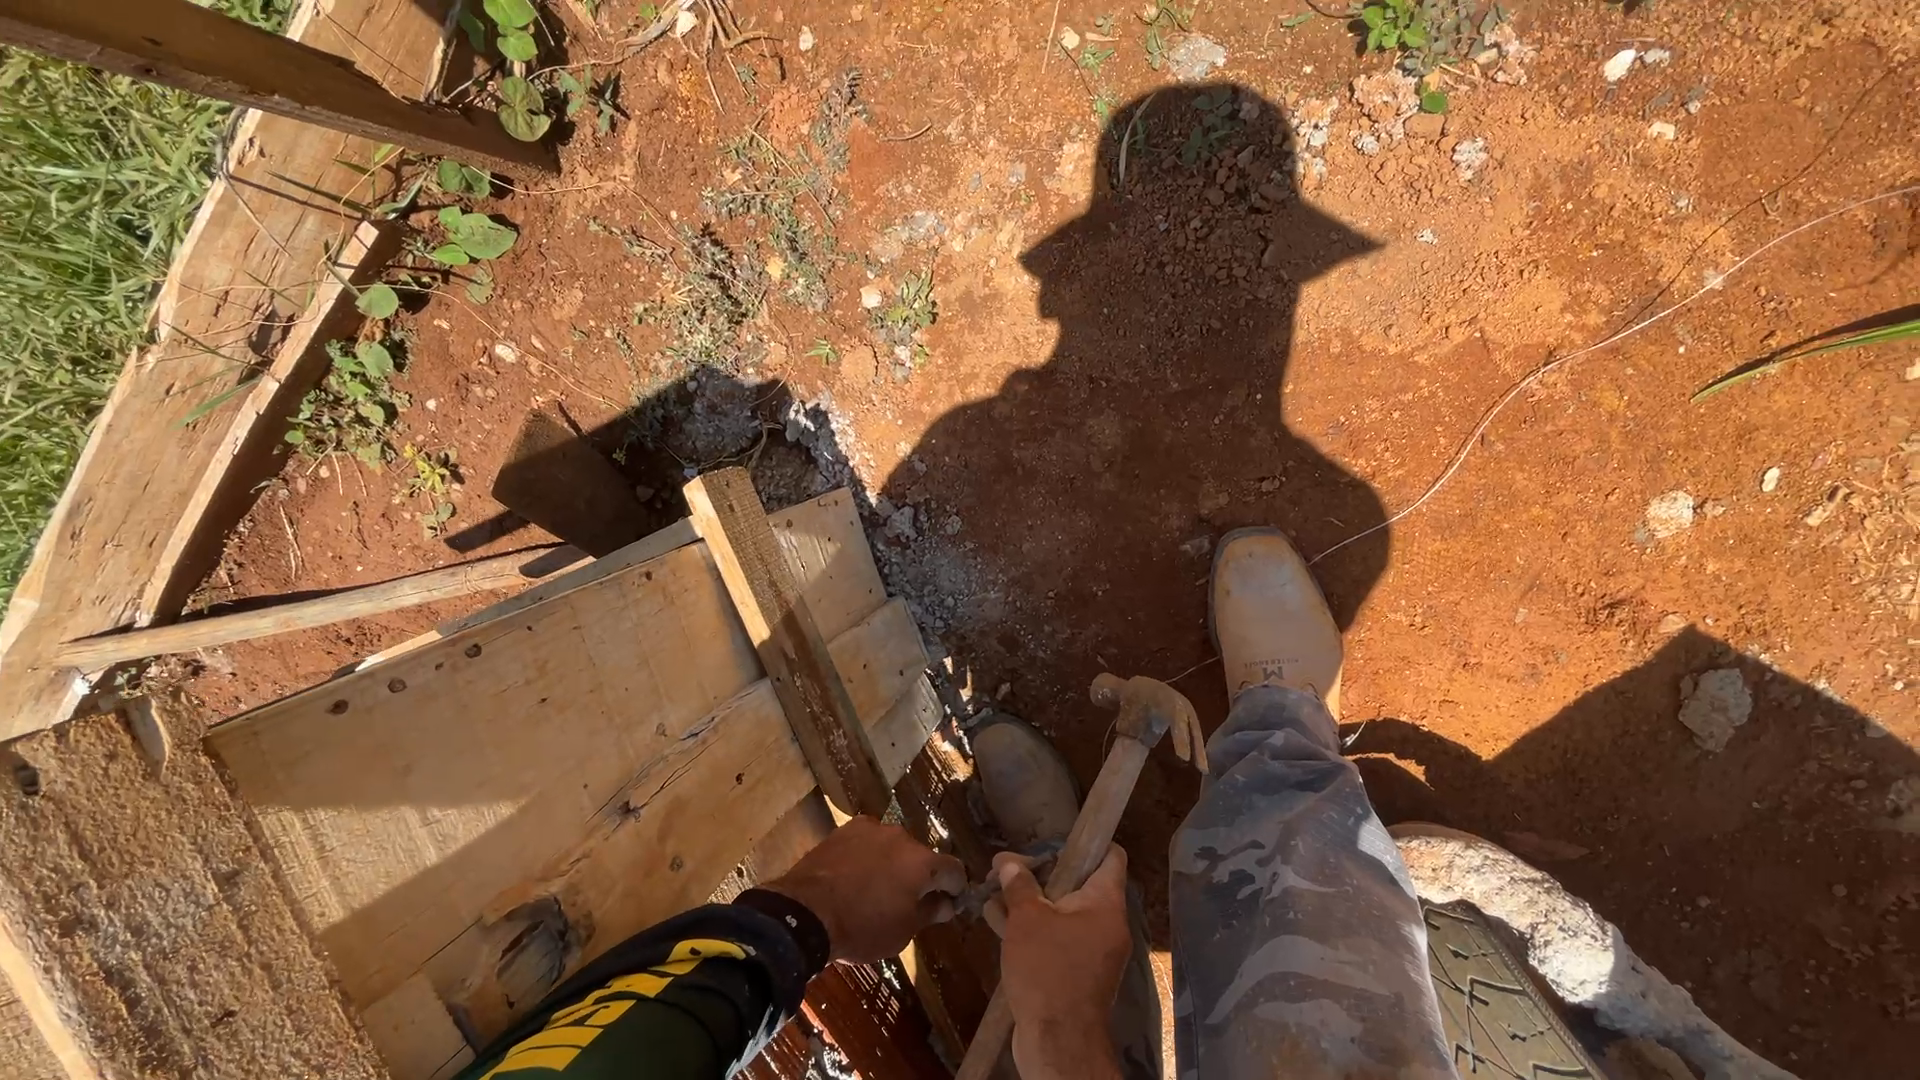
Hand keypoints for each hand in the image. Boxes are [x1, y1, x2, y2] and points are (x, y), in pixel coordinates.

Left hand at [763, 816, 965, 963]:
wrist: (804, 913)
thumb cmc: (862, 928)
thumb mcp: (902, 931)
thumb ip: (929, 912)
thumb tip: (946, 903)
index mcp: (922, 862)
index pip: (954, 870)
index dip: (956, 888)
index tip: (949, 903)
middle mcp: (902, 837)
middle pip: (922, 856)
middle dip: (920, 877)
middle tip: (907, 901)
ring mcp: (872, 829)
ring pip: (893, 847)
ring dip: (892, 864)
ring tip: (875, 888)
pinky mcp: (845, 829)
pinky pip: (867, 842)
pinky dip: (868, 855)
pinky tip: (854, 875)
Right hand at [988, 845, 1131, 1079]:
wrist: (1057, 1043)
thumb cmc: (1048, 970)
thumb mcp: (1027, 920)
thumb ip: (1020, 886)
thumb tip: (1010, 864)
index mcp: (1105, 903)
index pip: (1111, 856)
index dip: (1087, 841)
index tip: (1056, 836)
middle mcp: (1105, 924)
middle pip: (1078, 883)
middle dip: (1040, 873)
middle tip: (1008, 865)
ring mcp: (1091, 951)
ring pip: (1060, 912)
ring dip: (1028, 901)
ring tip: (994, 887)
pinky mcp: (1075, 973)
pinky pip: (1055, 938)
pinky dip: (1031, 928)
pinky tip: (996, 918)